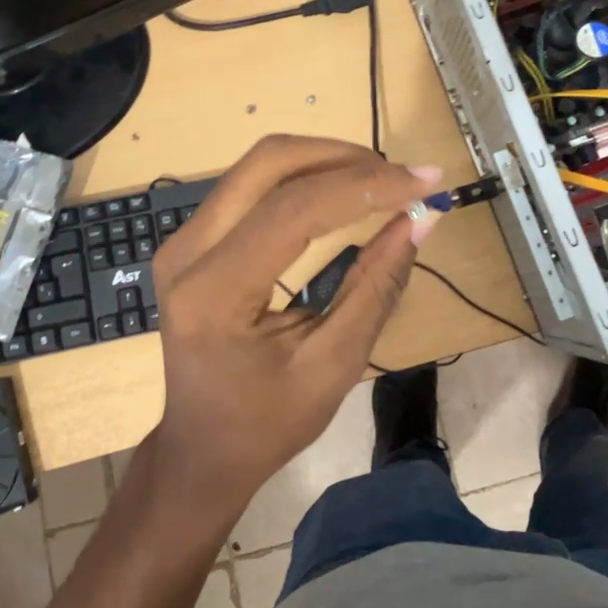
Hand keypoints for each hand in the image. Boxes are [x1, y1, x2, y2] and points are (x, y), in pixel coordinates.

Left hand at [146, 135, 439, 502]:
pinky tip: (343, 192)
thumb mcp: (334, 365)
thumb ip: (377, 286)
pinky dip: (304, 179)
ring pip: (259, 166)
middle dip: (343, 158)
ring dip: (326, 163)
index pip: (294, 209)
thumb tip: (421, 218)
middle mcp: (187, 252)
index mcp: (215, 292)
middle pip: (268, 163)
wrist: (203, 449)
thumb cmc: (267, 423)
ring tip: (382, 182)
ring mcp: (183, 240)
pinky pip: (251, 186)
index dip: (366, 186)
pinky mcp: (192, 239)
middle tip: (401, 177)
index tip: (424, 182)